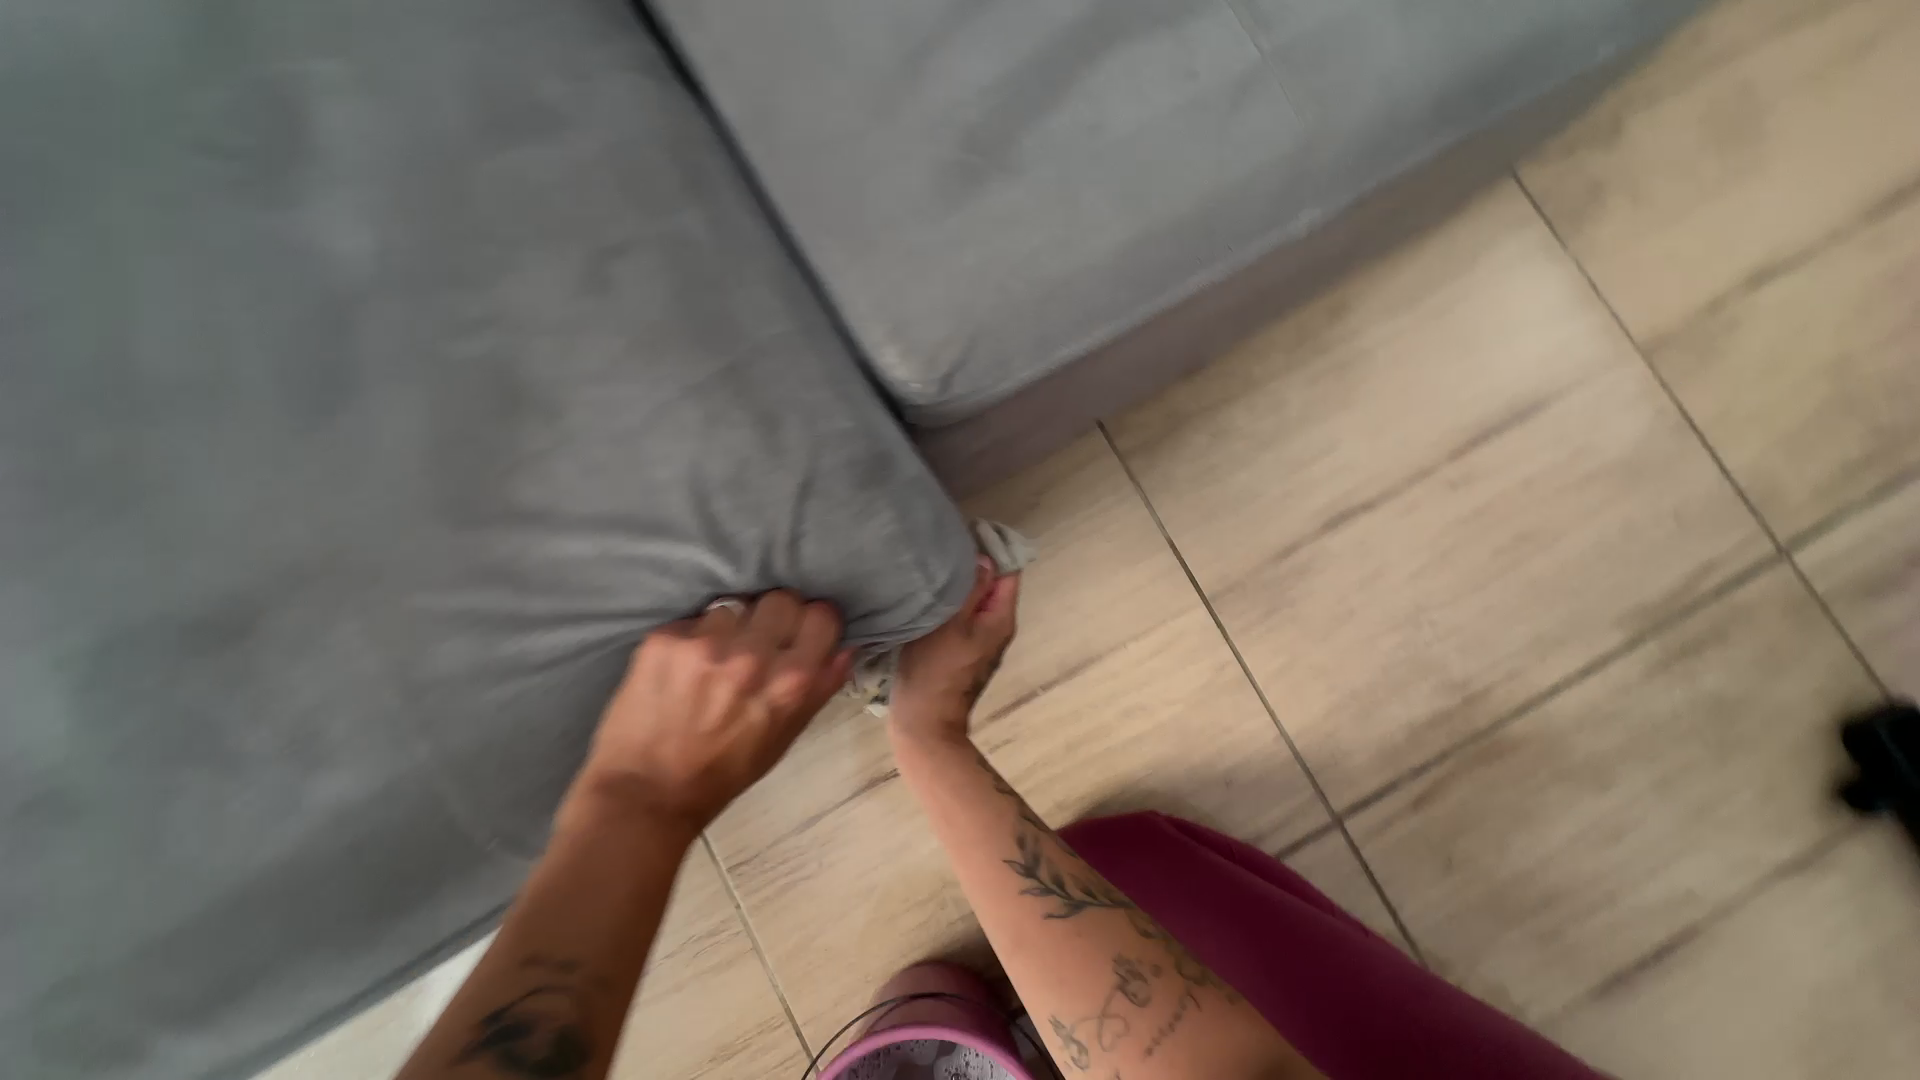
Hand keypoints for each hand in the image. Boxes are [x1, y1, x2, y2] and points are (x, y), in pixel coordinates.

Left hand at [564, 590, 853, 835]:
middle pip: (781, 599)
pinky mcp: (664, 640)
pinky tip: (685, 665)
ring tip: (717, 658)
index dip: (814, 623)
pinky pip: (694, 618)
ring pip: (735, 605)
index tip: (803, 632)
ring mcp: (705, 645)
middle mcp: (752, 657)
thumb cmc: (725, 771)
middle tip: (760, 640)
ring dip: (731, 626)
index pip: (821, 616)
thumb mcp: (785, 737)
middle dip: (775, 617)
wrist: (647, 792)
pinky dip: (694, 636)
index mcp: (790, 683)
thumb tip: (847, 647)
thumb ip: (820, 688)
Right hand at [889, 556, 1020, 745]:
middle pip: (993, 582)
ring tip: (934, 562)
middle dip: (975, 561)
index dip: (993, 547)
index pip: (1009, 570)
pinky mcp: (962, 648)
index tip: (966, 530)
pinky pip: (963, 613)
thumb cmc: (935, 670)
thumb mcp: (951, 623)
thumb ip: (971, 590)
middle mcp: (997, 627)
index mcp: (1001, 618)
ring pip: (976, 598)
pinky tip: (929, 591)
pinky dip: (952, 598)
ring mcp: (980, 639)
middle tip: (945, 542)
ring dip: (961, 581)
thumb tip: (986, 559)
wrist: (924, 721)